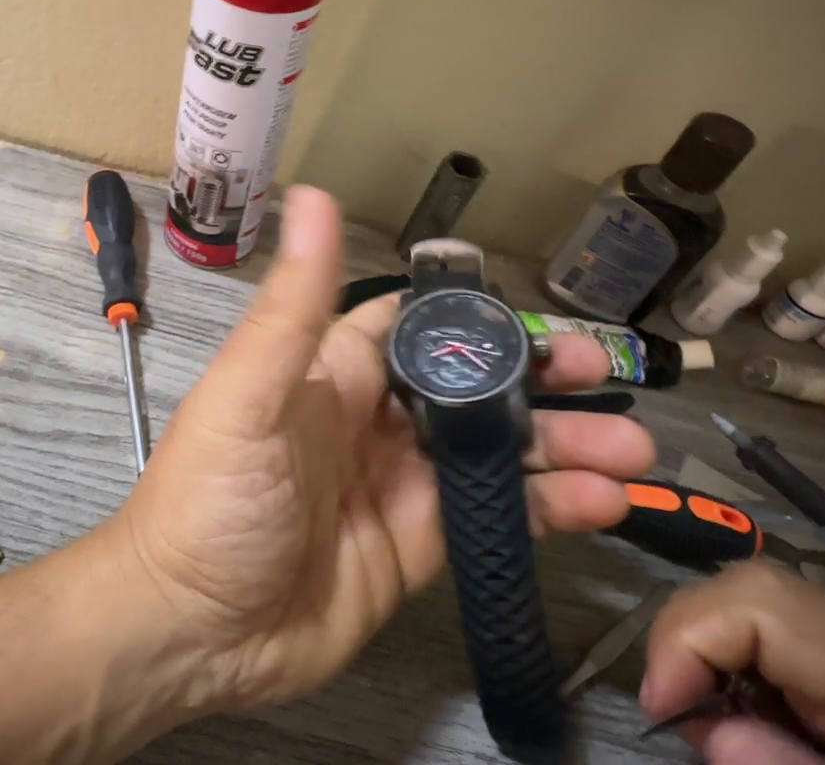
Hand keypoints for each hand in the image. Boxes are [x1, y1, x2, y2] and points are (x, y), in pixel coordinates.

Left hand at [104, 185, 655, 712]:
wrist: (192, 630)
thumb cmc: (210, 498)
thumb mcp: (249, 392)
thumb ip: (295, 302)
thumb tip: (311, 195)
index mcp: (334, 372)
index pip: (413, 326)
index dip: (470, 317)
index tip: (536, 311)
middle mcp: (372, 419)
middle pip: (469, 386)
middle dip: (536, 378)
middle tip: (603, 374)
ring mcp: (401, 483)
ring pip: (495, 450)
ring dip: (561, 444)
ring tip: (632, 450)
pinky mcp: (419, 545)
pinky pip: (495, 516)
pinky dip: (549, 509)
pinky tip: (600, 504)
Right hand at [640, 561, 824, 764]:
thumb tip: (707, 730)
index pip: (765, 604)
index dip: (688, 637)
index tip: (662, 708)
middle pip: (756, 594)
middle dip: (695, 648)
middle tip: (692, 728)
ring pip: (768, 606)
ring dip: (722, 661)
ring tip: (739, 736)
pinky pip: (802, 635)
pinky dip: (762, 673)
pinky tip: (782, 729)